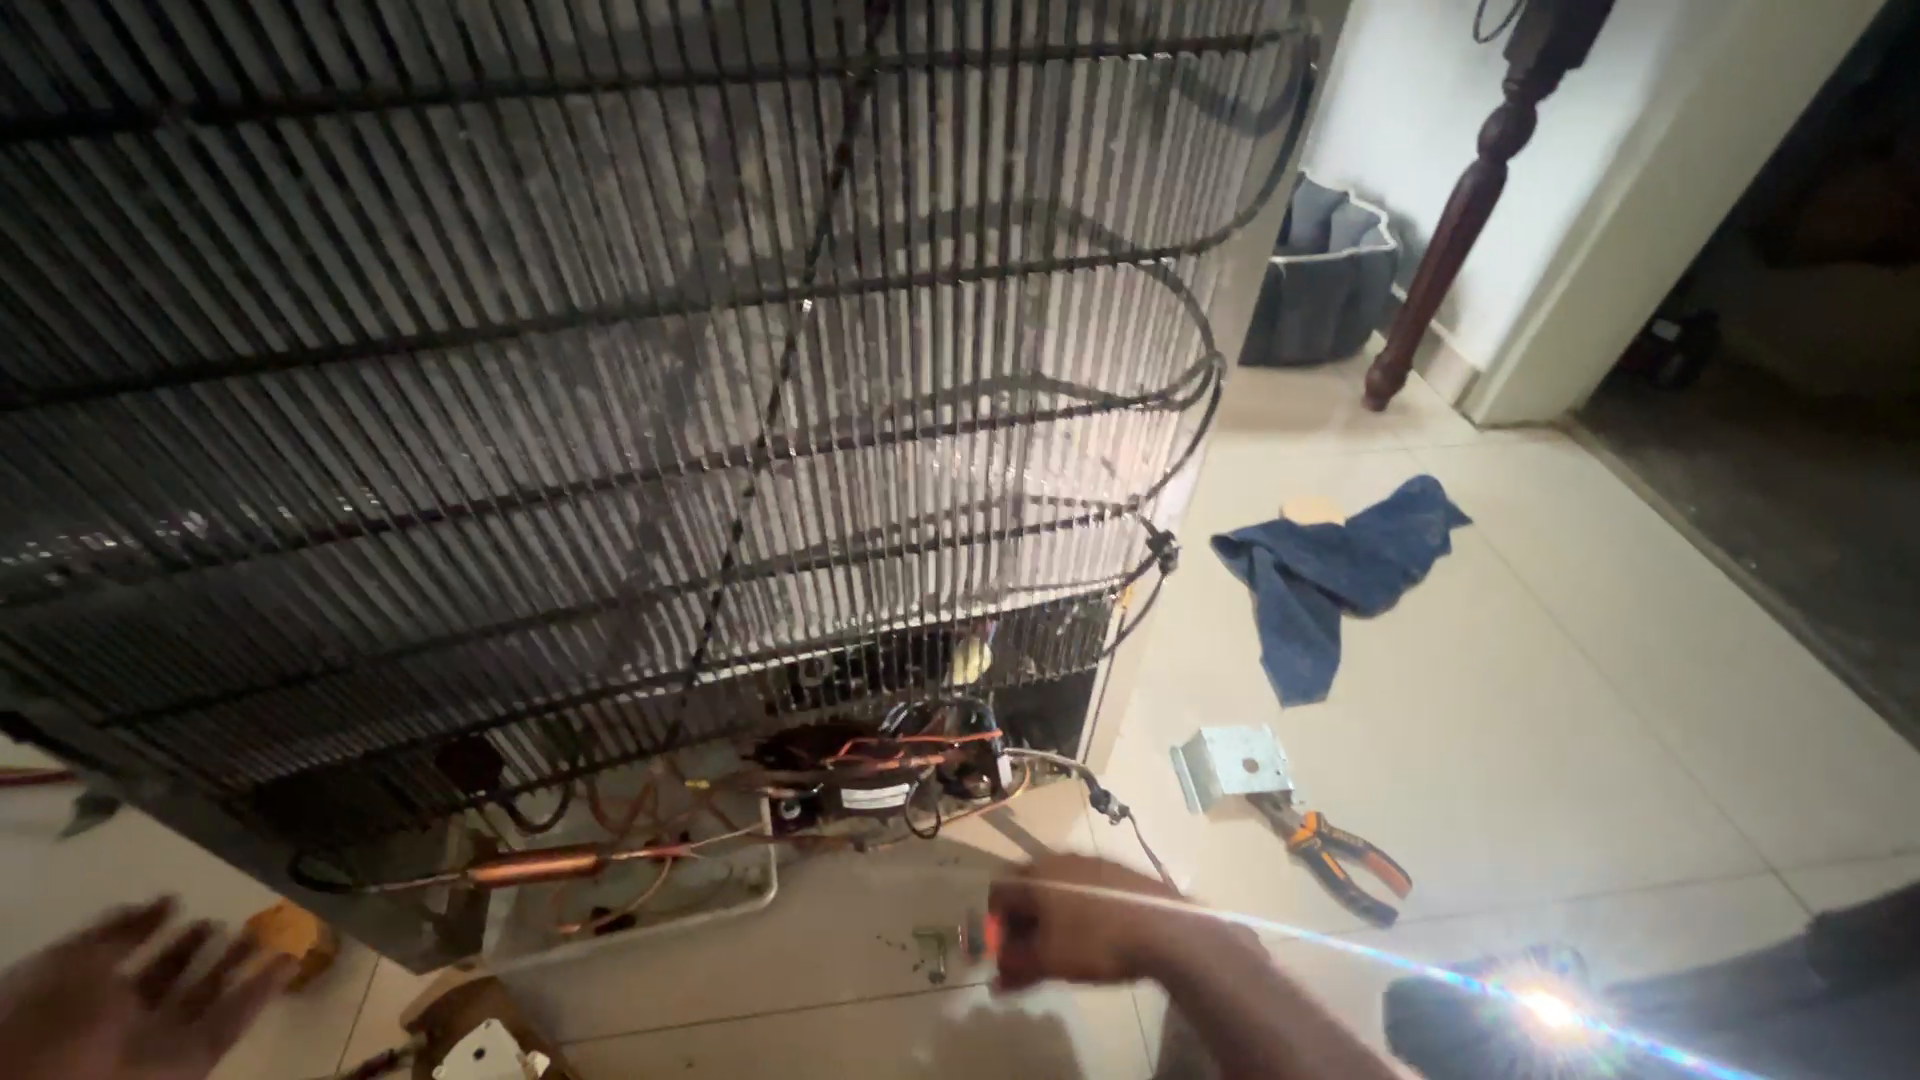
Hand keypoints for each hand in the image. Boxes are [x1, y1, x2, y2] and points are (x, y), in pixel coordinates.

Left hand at [0, 896, 295, 1079]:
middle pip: (168, 976)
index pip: (119, 957)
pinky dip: (266, 989)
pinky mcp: (199, 1053)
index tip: (179, 899)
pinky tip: (290, 958)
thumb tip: (166, 899)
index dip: (148, 928)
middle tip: (225, 917)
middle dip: (199, 944)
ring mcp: (161, 1038)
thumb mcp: (68, 964)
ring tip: (268, 928)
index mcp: (78, 999)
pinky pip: (237, 1018)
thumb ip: (115, 932)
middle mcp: (119, 1018)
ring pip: (209, 993)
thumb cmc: (49, 1021)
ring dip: (241, 961)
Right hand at [989, 853, 1198, 991]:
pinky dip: (1074, 905)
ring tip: (1062, 942)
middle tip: (1032, 949)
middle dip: (1022, 918)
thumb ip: (1016, 968)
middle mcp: (1055, 859)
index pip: (997, 894)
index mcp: (1034, 876)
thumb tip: (996, 977)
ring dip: (1048, 911)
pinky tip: (1092, 928)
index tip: (1009, 954)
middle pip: (1025, 886)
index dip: (997, 926)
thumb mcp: (1050, 962)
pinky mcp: (1112, 867)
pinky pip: (1080, 884)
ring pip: (1054, 884)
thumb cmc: (1096, 943)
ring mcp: (1086, 860)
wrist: (1162, 927)